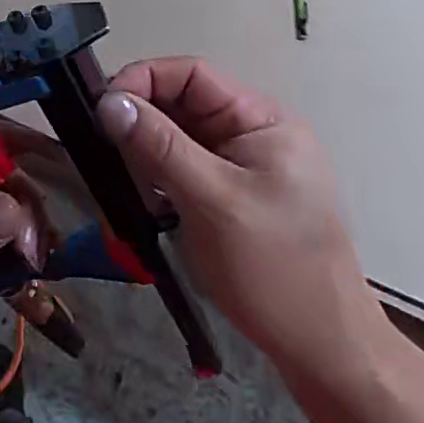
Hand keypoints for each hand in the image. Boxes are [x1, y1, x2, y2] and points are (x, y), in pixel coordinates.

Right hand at [96, 57, 378, 368]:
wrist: (321, 348)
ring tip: (130, 181)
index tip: (102, 109)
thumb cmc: (275, 270)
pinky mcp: (224, 190)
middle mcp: (249, 131)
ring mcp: (237, 162)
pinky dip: (155, 174)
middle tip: (107, 149)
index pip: (190, 74)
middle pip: (179, 102)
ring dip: (144, 151)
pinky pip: (178, 164)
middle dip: (140, 120)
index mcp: (261, 119)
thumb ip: (159, 146)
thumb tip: (109, 101)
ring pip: (173, 134)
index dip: (142, 81)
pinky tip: (147, 199)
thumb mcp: (213, 201)